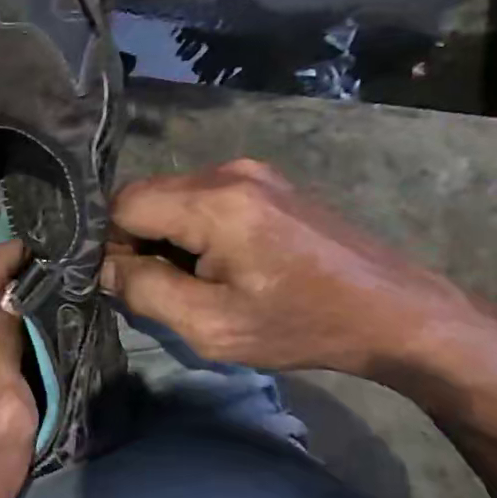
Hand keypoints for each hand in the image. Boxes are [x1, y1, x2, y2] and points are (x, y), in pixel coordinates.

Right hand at [102, 160, 477, 379]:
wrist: (391, 310)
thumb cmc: (302, 325)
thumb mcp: (213, 326)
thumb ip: (146, 291)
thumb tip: (105, 267)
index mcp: (214, 203)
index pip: (123, 205)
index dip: (111, 245)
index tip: (126, 284)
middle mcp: (228, 171)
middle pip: (146, 194)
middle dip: (137, 240)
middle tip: (157, 288)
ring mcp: (251, 171)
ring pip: (173, 196)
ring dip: (165, 235)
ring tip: (193, 280)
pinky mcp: (265, 181)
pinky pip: (202, 197)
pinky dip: (192, 227)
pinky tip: (218, 262)